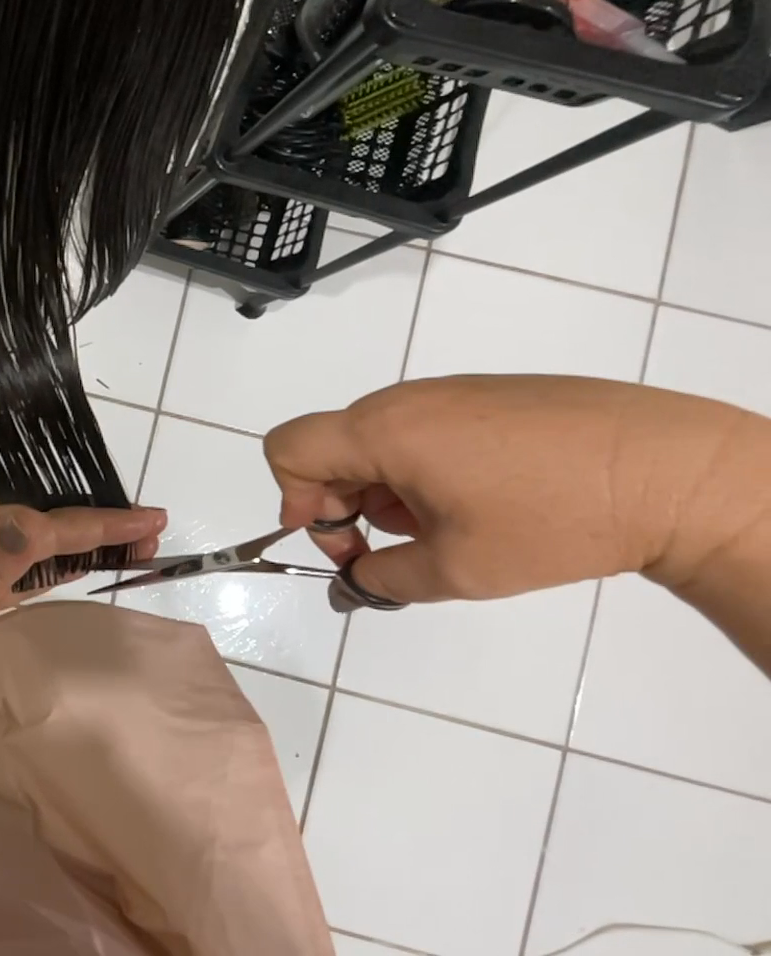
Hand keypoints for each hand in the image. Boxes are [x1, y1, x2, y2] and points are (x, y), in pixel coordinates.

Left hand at [0, 502, 165, 702]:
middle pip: (36, 525)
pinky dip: (40, 566)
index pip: (40, 523)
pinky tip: (57, 572)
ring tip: (119, 549)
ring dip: (70, 545)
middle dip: (93, 528)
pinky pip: (5, 566)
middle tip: (147, 537)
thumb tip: (36, 521)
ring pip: (22, 544)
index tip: (152, 521)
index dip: (98, 523)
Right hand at [263, 375, 765, 604]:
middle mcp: (404, 401)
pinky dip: (425, 469)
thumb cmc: (557, 520)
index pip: (288, 448)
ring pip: (378, 441)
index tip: (338, 537)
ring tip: (446, 527)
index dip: (291, 496)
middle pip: (331, 447)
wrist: (687, 474)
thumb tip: (352, 582)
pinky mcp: (493, 394)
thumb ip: (382, 579)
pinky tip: (484, 501)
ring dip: (385, 489)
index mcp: (382, 432)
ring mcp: (451, 392)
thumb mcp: (459, 570)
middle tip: (391, 545)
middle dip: (342, 502)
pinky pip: (425, 429)